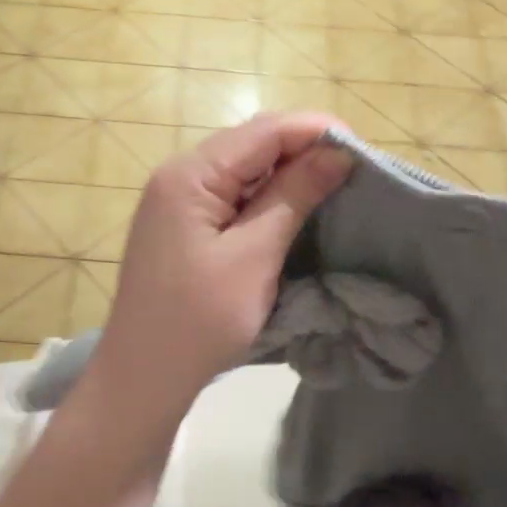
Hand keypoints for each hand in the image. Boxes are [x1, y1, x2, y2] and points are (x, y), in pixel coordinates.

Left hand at [85, 112, 351, 419]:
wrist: (143, 376)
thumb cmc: (199, 319)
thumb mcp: (254, 255)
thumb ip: (293, 196)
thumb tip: (337, 153)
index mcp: (189, 174)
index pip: (262, 131)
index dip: (315, 130)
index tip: (364, 152)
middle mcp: (178, 175)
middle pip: (250, 143)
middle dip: (304, 149)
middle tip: (354, 172)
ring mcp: (176, 200)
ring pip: (242, 168)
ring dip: (287, 173)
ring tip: (334, 186)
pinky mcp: (181, 225)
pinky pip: (230, 194)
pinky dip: (265, 196)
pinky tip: (294, 208)